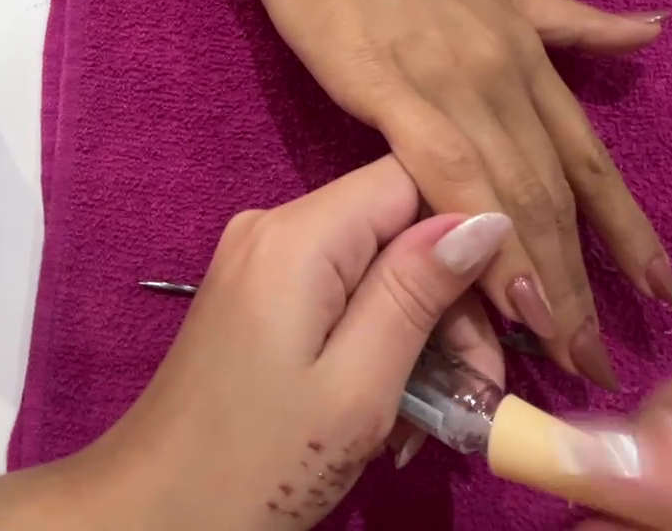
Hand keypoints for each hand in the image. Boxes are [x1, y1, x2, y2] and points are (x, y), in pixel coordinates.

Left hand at [74, 155, 510, 529]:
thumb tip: (484, 217)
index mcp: (295, 234)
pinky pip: (335, 290)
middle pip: (392, 226)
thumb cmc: (261, 459)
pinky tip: (388, 409)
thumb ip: (415, 291)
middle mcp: (272, 225)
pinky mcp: (255, 289)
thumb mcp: (357, 384)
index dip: (469, 225)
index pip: (406, 174)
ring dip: (415, 335)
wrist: (158, 503)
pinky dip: (373, 339)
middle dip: (446, 303)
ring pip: (370, 264)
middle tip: (476, 395)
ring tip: (427, 424)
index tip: (514, 306)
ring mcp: (258, 256)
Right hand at [236, 0, 671, 388]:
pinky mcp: (392, 90)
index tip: (664, 295)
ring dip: (544, 278)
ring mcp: (452, 83)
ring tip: (565, 351)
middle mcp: (505, 77)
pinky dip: (480, 234)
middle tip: (604, 364)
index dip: (630, 229)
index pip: (589, 159)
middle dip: (587, 280)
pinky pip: (448, 174)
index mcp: (524, 56)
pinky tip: (497, 291)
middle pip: (557, 193)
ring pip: (513, 194)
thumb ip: (566, 22)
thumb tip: (654, 30)